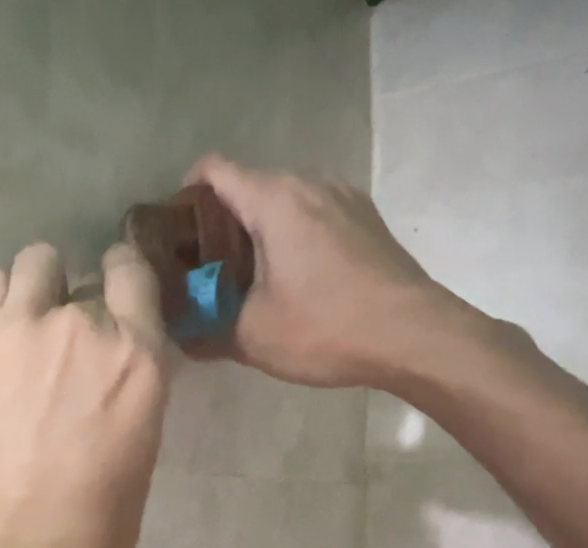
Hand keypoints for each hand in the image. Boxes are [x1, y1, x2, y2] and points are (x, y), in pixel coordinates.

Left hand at [0, 241, 174, 547]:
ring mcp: (23, 328)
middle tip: (58, 346)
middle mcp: (86, 328)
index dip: (122, 282)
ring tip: (20, 333)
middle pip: (81, 276)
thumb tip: (111, 386)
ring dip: (32, 291)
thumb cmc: (88, 536)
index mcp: (141, 362)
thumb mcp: (137, 463)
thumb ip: (130, 403)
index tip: (111, 299)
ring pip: (32, 264)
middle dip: (74, 303)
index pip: (136, 276)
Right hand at [185, 154, 481, 387]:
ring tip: (243, 277)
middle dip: (217, 221)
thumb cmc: (325, 328)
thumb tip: (177, 335)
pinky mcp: (366, 219)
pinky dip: (289, 237)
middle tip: (201, 268)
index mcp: (274, 200)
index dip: (183, 196)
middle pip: (247, 185)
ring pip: (282, 201)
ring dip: (256, 231)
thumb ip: (204, 330)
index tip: (171, 235)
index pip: (213, 170)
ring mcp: (344, 197)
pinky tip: (289, 279)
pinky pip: (312, 214)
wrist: (415, 337)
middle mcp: (309, 184)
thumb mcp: (250, 337)